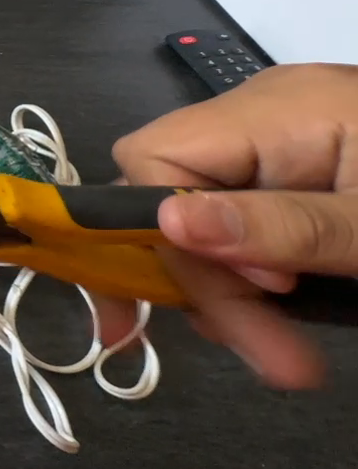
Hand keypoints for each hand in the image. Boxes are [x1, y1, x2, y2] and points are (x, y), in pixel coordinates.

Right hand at [107, 63, 357, 387]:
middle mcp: (266, 116)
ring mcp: (290, 144)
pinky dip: (249, 272)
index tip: (253, 301)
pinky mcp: (314, 175)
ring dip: (225, 286)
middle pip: (168, 190)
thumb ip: (293, 228)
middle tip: (269, 359)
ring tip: (280, 350)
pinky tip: (279, 311)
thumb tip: (170, 227)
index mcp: (282, 110)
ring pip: (197, 212)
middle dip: (200, 274)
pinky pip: (241, 219)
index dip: (170, 230)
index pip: (155, 160)